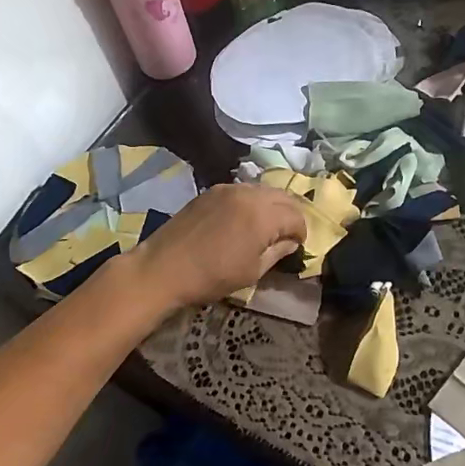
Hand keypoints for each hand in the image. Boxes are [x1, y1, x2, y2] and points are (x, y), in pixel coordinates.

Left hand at [118, 183, 306, 308]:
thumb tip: (290, 241)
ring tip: (265, 227)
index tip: (296, 247)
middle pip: (282, 196)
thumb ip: (277, 252)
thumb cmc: (211, 276)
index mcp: (263, 214)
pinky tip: (242, 219)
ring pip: (261, 190)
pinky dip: (249, 202)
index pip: (296, 216)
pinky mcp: (208, 192)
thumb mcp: (252, 271)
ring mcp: (226, 189)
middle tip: (285, 235)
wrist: (163, 268)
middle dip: (289, 215)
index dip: (301, 233)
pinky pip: (240, 191)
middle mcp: (247, 193)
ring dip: (270, 206)